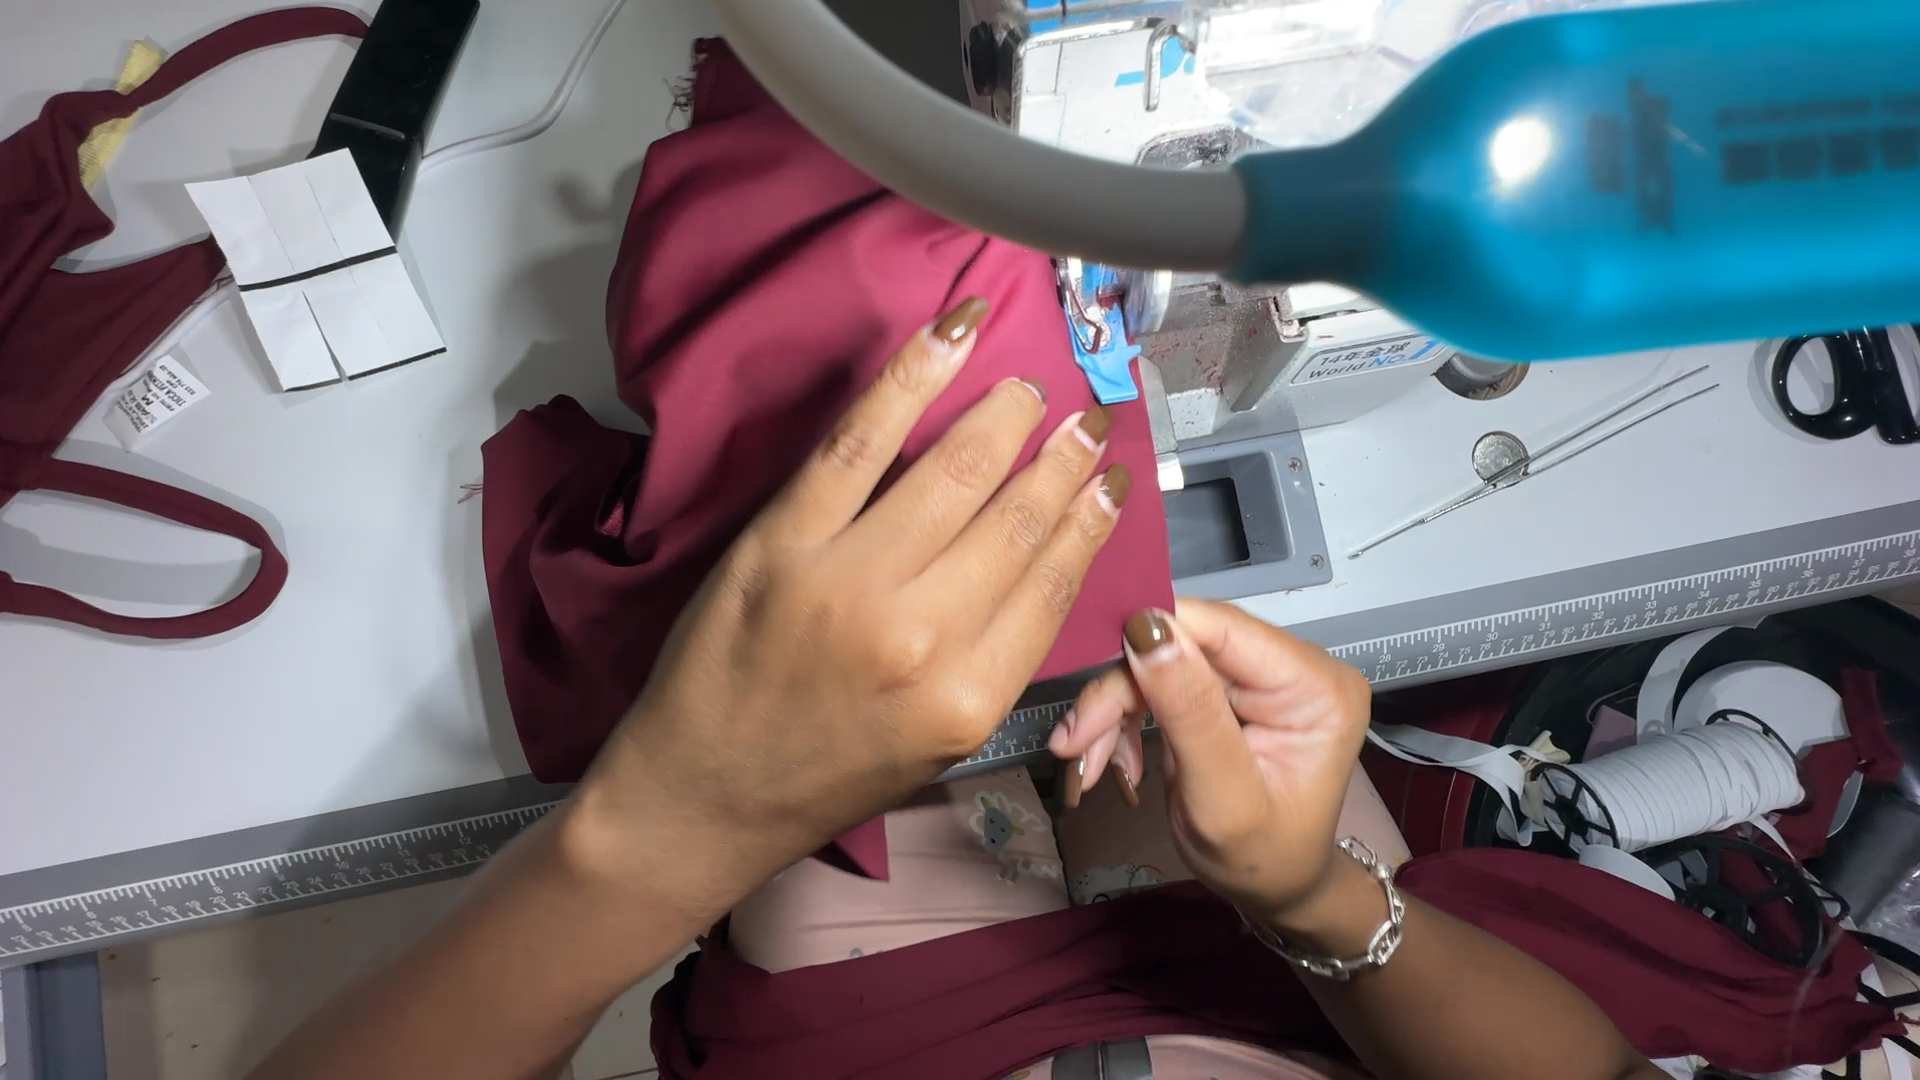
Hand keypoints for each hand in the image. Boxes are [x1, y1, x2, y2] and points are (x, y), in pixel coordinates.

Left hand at [574, 298, 1130, 912]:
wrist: (707, 793)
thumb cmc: (831, 772)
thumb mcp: (940, 741)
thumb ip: (1000, 656)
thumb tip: (1049, 558)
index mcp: (970, 697)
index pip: (1053, 581)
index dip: (1090, 518)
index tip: (1112, 478)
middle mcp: (921, 636)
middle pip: (1015, 520)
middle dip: (1063, 458)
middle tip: (1087, 419)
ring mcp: (847, 580)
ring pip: (953, 471)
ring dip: (1004, 416)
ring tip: (1028, 388)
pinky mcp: (781, 540)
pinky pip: (859, 443)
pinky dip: (912, 379)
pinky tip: (952, 336)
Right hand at [1050, 601, 1371, 925]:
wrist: (1268, 890)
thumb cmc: (1261, 859)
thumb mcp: (1223, 798)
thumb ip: (1190, 710)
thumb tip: (1146, 627)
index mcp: (1313, 685)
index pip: (1220, 628)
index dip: (1151, 638)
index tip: (1092, 686)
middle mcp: (1286, 664)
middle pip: (1181, 644)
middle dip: (1120, 691)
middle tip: (1073, 742)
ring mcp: (1251, 673)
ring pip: (1157, 660)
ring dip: (1111, 709)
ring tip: (1082, 759)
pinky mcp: (1219, 686)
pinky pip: (1154, 680)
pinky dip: (1121, 717)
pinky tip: (1107, 757)